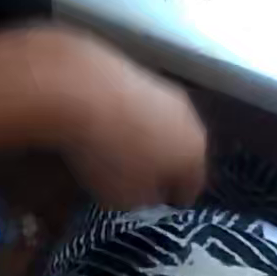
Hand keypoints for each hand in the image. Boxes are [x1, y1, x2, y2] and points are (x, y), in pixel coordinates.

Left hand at [19, 27, 208, 207]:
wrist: (81, 86)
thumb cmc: (109, 153)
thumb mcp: (125, 198)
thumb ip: (144, 202)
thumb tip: (148, 192)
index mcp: (195, 153)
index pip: (191, 186)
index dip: (172, 201)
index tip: (154, 207)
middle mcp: (188, 117)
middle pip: (179, 149)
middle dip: (161, 164)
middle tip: (135, 176)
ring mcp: (163, 88)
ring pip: (158, 122)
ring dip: (142, 135)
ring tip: (113, 146)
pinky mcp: (136, 68)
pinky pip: (135, 102)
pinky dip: (124, 113)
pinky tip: (101, 120)